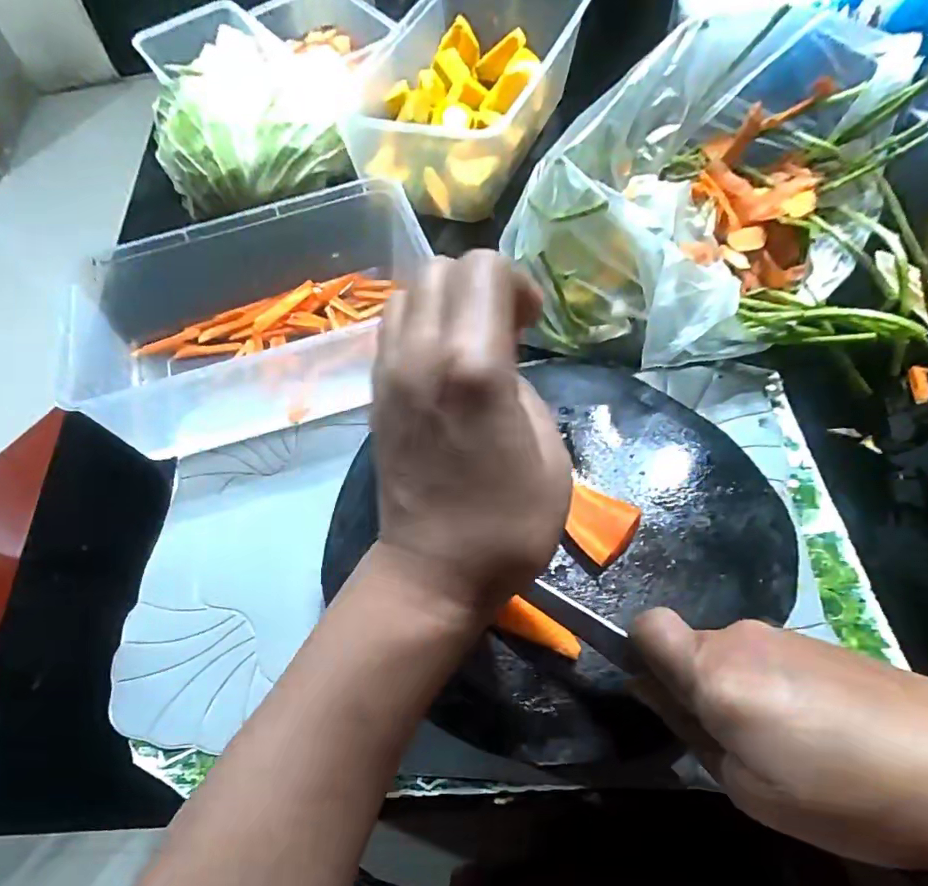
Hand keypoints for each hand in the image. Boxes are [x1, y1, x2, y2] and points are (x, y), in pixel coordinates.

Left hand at [369, 251, 571, 616]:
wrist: (434, 573)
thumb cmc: (508, 527)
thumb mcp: (552, 458)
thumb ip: (527, 392)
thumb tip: (502, 371)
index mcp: (476, 369)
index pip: (484, 270)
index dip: (518, 284)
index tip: (533, 325)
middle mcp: (423, 357)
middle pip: (440, 269)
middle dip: (480, 285)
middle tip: (506, 330)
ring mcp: (390, 375)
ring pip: (408, 293)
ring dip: (446, 303)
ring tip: (473, 345)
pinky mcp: (376, 396)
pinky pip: (392, 330)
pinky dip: (421, 327)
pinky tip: (445, 367)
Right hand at [630, 611, 927, 885]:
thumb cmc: (850, 796)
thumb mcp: (752, 789)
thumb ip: (693, 733)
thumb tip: (658, 693)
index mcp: (716, 669)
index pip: (645, 627)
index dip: (637, 657)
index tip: (658, 702)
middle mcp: (743, 636)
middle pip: (687, 649)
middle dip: (691, 691)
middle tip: (728, 753)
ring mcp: (787, 635)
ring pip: (729, 659)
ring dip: (735, 697)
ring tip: (783, 756)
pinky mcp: (823, 645)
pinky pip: (767, 663)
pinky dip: (770, 694)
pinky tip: (817, 739)